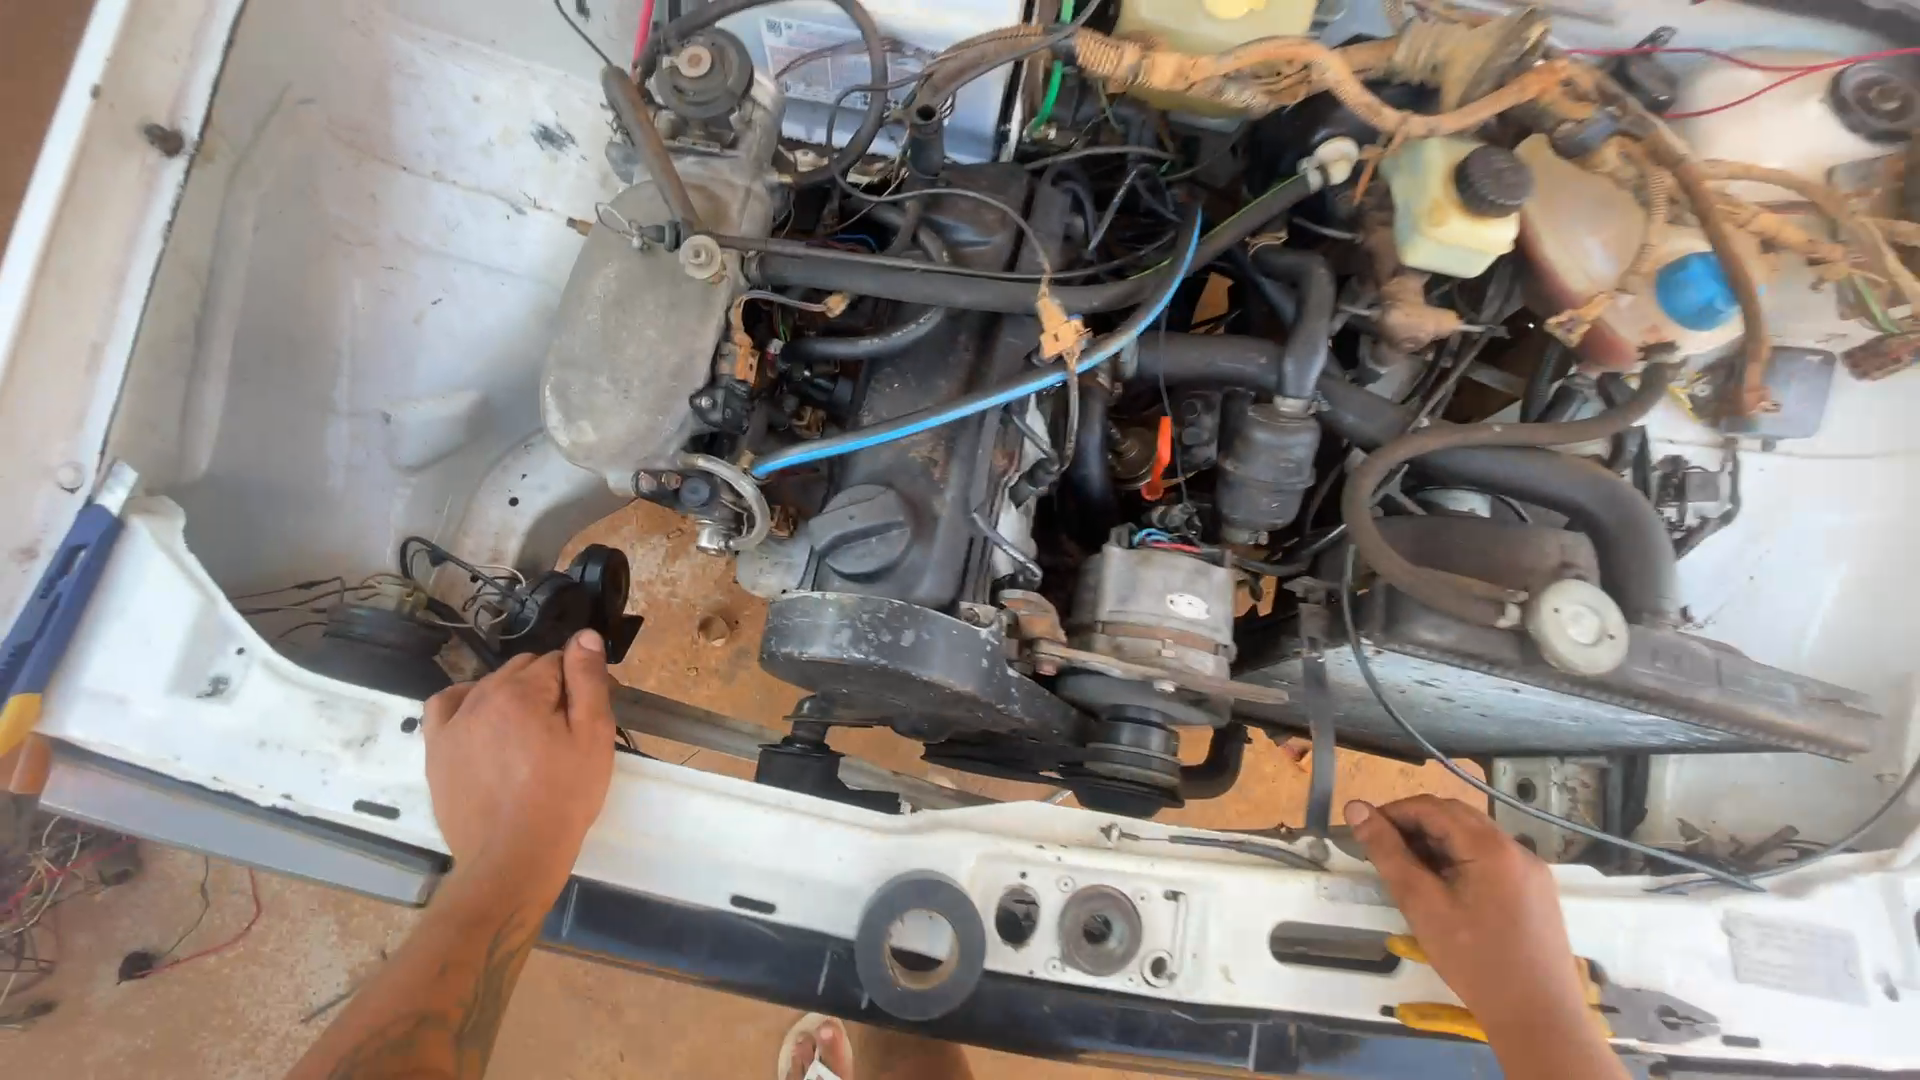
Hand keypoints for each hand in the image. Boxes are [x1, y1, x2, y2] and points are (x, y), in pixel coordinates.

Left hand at [423, 629, 615, 907]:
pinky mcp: (436, 749)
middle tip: (568, 726)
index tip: (593, 710)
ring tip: (532, 733)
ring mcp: (453, 723)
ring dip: (515, 694)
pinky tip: (485, 719)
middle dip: (549, 685)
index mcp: (522, 692)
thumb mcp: (593, 735)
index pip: (559, 661)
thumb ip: (588, 681)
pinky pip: (447, 704)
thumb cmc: (564, 795)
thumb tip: (584, 637)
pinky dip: (468, 701)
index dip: (582, 681)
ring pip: (491, 684)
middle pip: (524, 669)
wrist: (514, 856)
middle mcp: (481, 697)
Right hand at [1346, 795, 1591, 1039]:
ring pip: (1472, 836)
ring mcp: (1531, 871)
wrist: (1540, 1020)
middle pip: (1454, 816)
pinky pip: (1490, 857)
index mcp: (1491, 848)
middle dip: (1414, 825)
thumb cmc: (1474, 960)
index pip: (1431, 807)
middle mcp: (1517, 850)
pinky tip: (1443, 887)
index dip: (1392, 813)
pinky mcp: (1535, 891)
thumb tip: (1355, 808)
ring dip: (1436, 842)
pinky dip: (1459, 858)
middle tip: (1384, 851)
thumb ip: (1387, 851)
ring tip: (1410, 871)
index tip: (1365, 833)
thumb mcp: (1420, 903)